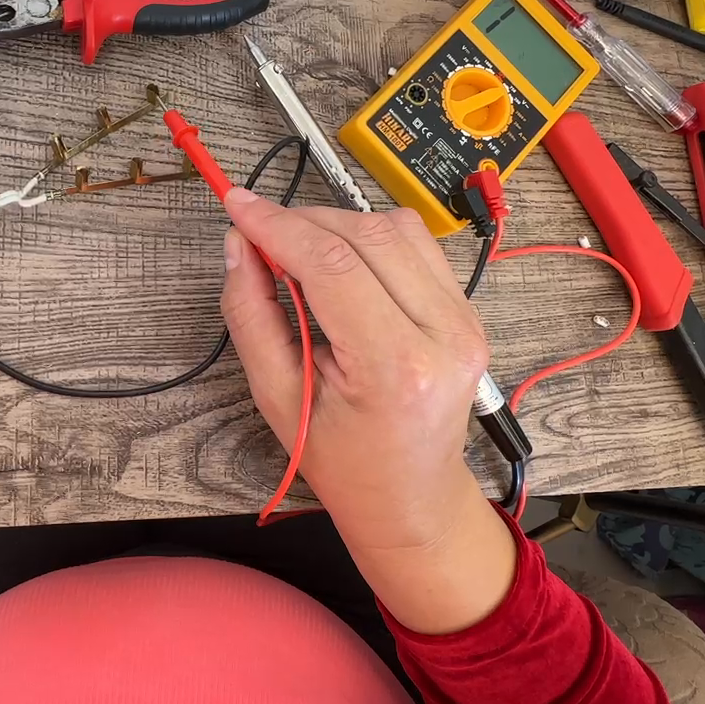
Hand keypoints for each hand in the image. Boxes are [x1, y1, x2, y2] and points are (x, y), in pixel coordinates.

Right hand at [220, 190, 515, 631]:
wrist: (412, 499)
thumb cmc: (341, 461)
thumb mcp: (275, 398)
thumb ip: (250, 314)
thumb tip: (237, 244)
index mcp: (395, 368)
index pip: (332, 264)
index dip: (277, 225)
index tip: (236, 204)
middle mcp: (444, 334)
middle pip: (365, 235)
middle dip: (301, 221)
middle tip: (256, 234)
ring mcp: (466, 319)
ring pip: (394, 227)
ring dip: (335, 224)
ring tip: (295, 252)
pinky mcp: (468, 310)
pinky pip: (416, 242)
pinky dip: (368, 235)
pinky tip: (339, 261)